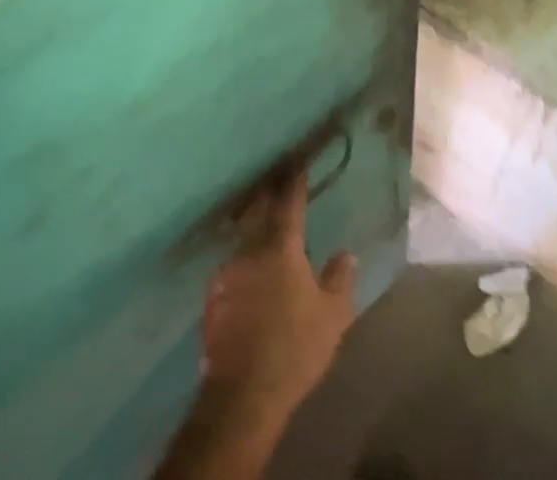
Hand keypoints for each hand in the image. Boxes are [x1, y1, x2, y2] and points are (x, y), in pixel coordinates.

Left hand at [199, 171, 356, 426]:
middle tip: (276, 178)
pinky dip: (242, 256)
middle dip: (268, 193)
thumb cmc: (296, 349)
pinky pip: (231, 265)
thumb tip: (344, 254)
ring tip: (263, 218)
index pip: (288, 205)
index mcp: (281, 250)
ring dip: (253, 224)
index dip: (294, 182)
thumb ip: (339, 278)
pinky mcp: (212, 297)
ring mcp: (225, 274)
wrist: (243, 393)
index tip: (297, 163)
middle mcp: (248, 253)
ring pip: (241, 238)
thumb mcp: (333, 315)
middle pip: (257, 212)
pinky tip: (248, 266)